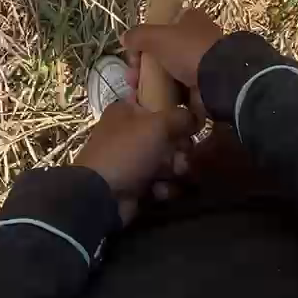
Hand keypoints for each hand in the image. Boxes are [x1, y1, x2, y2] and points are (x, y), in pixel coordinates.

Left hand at [75, 100, 197, 223]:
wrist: (101, 195)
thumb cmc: (128, 150)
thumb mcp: (158, 125)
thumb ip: (181, 116)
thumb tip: (196, 116)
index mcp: (126, 110)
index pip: (157, 102)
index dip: (175, 112)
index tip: (189, 122)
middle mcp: (128, 131)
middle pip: (166, 135)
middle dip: (179, 148)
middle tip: (183, 156)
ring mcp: (130, 159)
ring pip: (166, 159)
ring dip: (174, 169)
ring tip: (174, 175)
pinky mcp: (134, 183)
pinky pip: (159, 181)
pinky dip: (162, 187)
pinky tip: (159, 191)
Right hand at [121, 9, 225, 120]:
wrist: (218, 81)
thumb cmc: (188, 50)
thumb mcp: (157, 37)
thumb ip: (138, 35)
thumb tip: (124, 38)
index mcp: (191, 19)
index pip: (162, 25)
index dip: (145, 38)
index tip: (133, 53)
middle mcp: (197, 38)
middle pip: (163, 51)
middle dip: (143, 65)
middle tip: (131, 77)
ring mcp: (201, 63)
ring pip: (168, 72)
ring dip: (151, 82)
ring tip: (136, 94)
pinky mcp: (202, 85)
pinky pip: (177, 90)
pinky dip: (164, 96)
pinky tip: (150, 103)